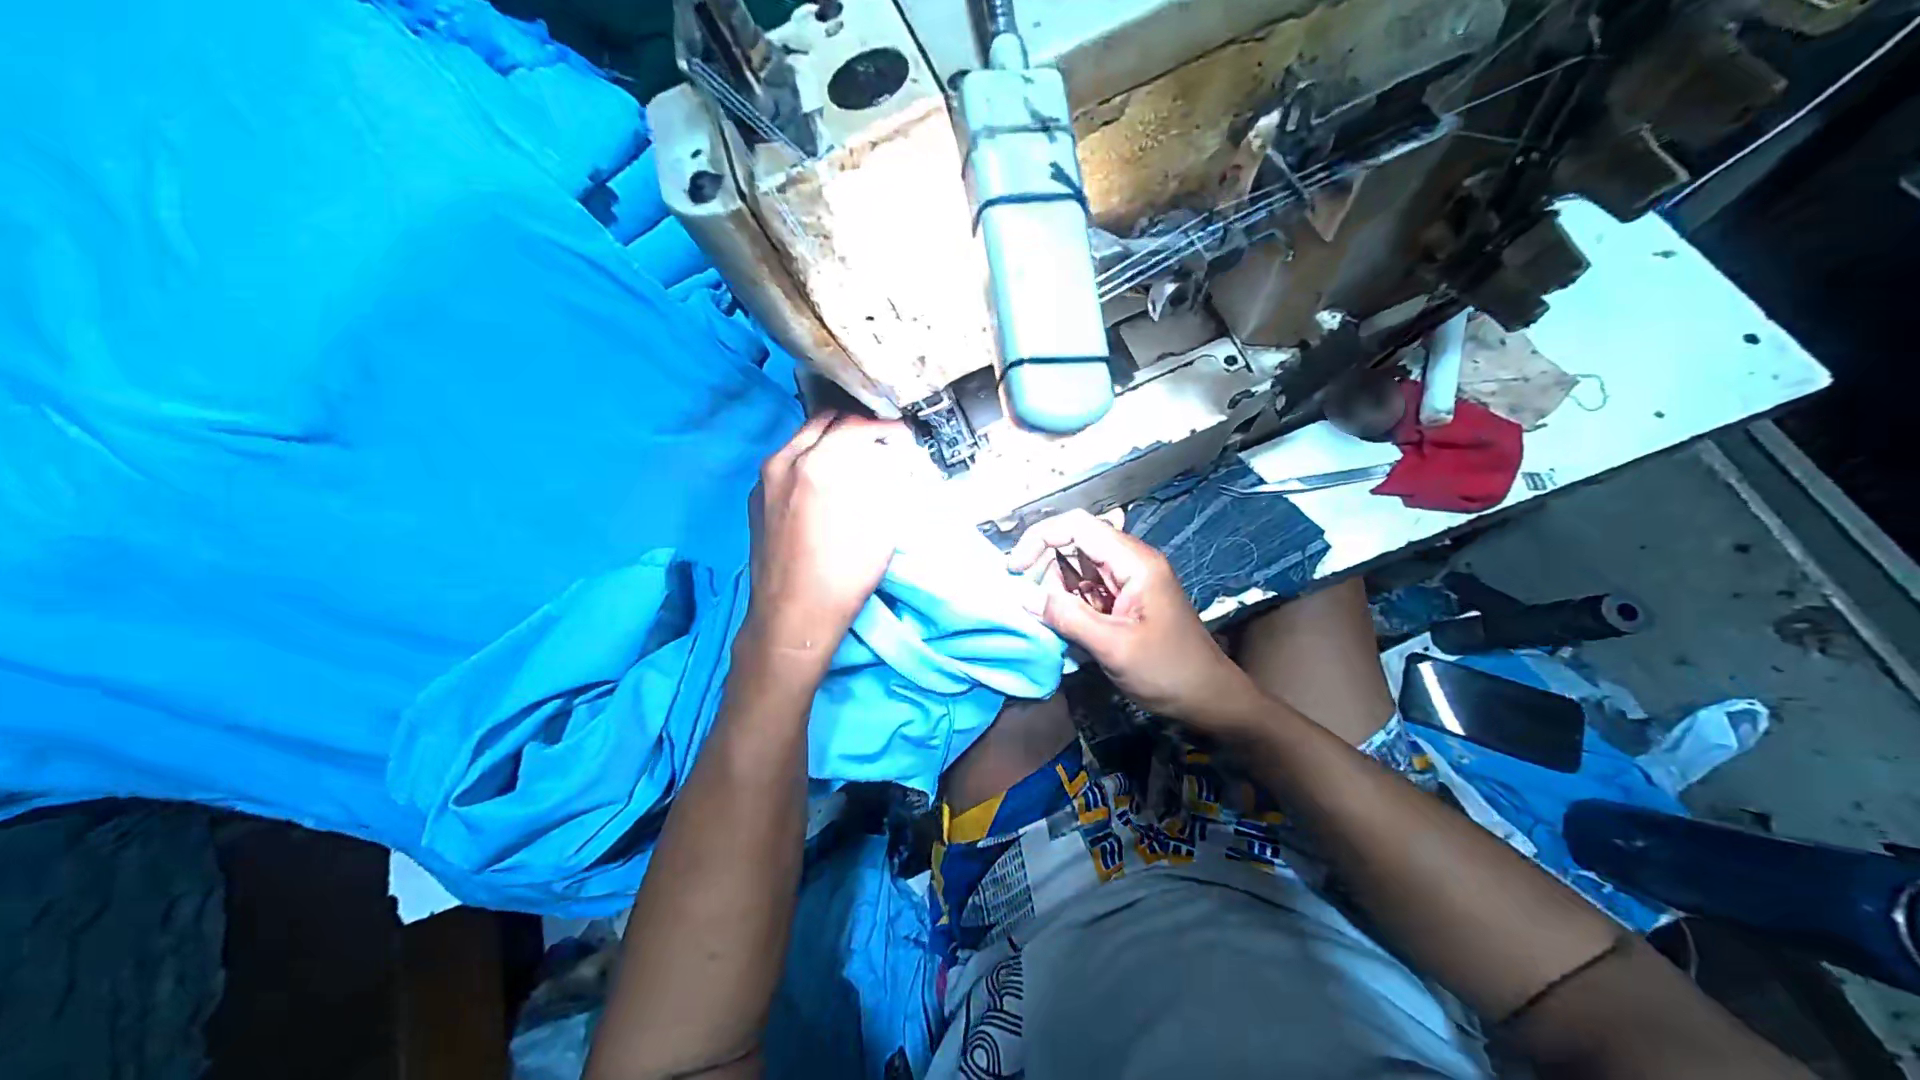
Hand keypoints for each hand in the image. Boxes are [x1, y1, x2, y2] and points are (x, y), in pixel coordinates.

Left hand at [745, 412, 922, 662]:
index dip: (885, 427)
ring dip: (831, 438)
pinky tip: (826, 480)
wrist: (790, 617)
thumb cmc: (841, 578)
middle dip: (856, 424)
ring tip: (855, 456)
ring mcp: (765, 478)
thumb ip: (887, 483)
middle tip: (879, 439)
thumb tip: (893, 460)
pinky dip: (809, 458)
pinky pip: (786, 460)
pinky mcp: (755, 496)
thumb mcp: (880, 529)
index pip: (856, 425)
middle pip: (826, 420)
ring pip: (802, 437)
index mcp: (818, 466)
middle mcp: (785, 461)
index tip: (902, 434)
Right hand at [1009, 510, 1265, 731]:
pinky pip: (1086, 588)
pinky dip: (1069, 602)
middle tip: (1032, 602)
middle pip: (1074, 541)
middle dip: (1045, 566)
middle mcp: (1130, 562)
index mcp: (1134, 562)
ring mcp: (1127, 580)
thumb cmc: (1168, 671)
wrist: (1208, 698)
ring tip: (1052, 619)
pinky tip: (1066, 625)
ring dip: (1056, 587)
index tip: (1016, 569)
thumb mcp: (1113, 647)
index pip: (1077, 525)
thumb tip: (1026, 598)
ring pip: (1077, 566)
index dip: (1040, 538)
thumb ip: (1068, 618)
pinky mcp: (1124, 599)